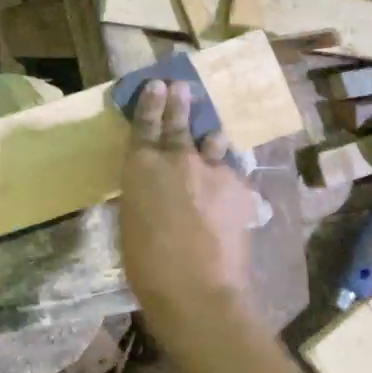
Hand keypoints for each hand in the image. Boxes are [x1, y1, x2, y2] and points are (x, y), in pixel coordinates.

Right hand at [117, 82, 254, 329]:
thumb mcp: (130, 218)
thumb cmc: (145, 261)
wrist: (196, 288)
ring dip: (210, 137)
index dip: (149, 102)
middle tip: (182, 86)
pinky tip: (230, 178)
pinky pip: (234, 172)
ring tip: (212, 133)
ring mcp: (213, 172)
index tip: (156, 84)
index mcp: (140, 165)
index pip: (144, 123)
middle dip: (180, 102)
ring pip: (213, 143)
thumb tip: (151, 185)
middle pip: (179, 123)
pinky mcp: (241, 190)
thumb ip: (142, 192)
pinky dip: (229, 172)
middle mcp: (177, 158)